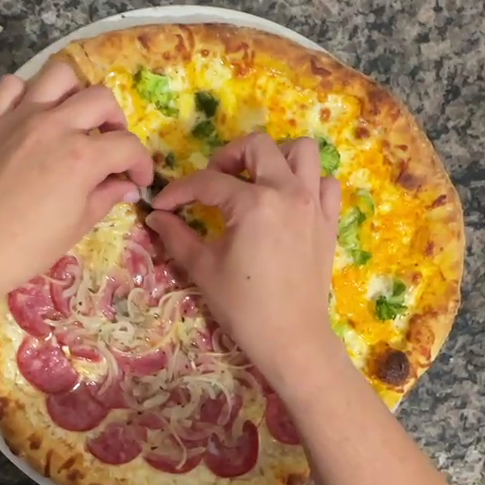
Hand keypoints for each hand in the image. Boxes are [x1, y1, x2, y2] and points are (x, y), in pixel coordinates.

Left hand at [0, 60, 152, 305]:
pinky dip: (28, 94)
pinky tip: (32, 116)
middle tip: (111, 146)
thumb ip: (105, 197)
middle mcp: (54, 125)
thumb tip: (125, 186)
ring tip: (75, 118)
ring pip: (59, 75)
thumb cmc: (28, 247)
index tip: (138, 180)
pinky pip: (12, 86)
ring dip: (76, 92)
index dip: (140, 164)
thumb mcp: (76, 227)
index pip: (126, 146)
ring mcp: (20, 117)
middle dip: (116, 122)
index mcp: (81, 156)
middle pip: (100, 99)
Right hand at [144, 133, 344, 385]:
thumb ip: (178, 237)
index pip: (208, 182)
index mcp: (253, 203)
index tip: (163, 205)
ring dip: (275, 156)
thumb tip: (156, 217)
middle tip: (213, 182)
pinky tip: (287, 200)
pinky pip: (324, 182)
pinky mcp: (328, 221)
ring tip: (256, 179)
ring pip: (301, 151)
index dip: (179, 191)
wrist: (292, 338)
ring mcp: (313, 204)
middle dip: (228, 156)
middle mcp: (287, 192)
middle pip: (258, 146)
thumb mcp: (204, 270)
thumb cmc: (244, 307)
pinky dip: (306, 181)